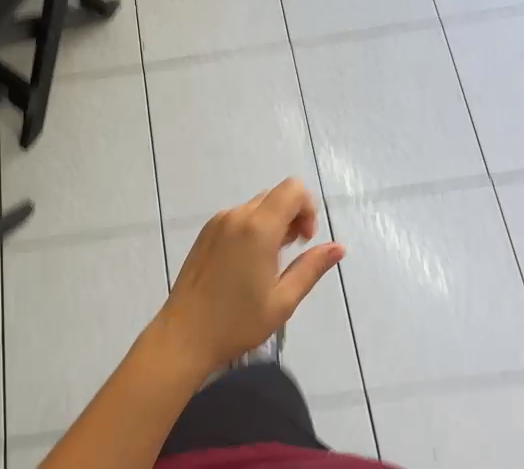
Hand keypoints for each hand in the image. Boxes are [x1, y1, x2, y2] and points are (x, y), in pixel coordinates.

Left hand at [152, 179, 346, 372]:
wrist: (185, 334)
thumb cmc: (238, 322)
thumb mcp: (283, 300)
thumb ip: (311, 267)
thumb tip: (339, 247)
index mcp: (257, 227)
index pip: (293, 189)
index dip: (308, 209)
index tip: (305, 242)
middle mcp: (236, 215)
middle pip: (275, 196)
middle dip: (292, 217)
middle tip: (291, 256)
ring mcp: (217, 222)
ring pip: (257, 207)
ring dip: (273, 224)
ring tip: (270, 265)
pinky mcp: (206, 233)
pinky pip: (238, 218)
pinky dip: (253, 229)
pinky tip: (249, 265)